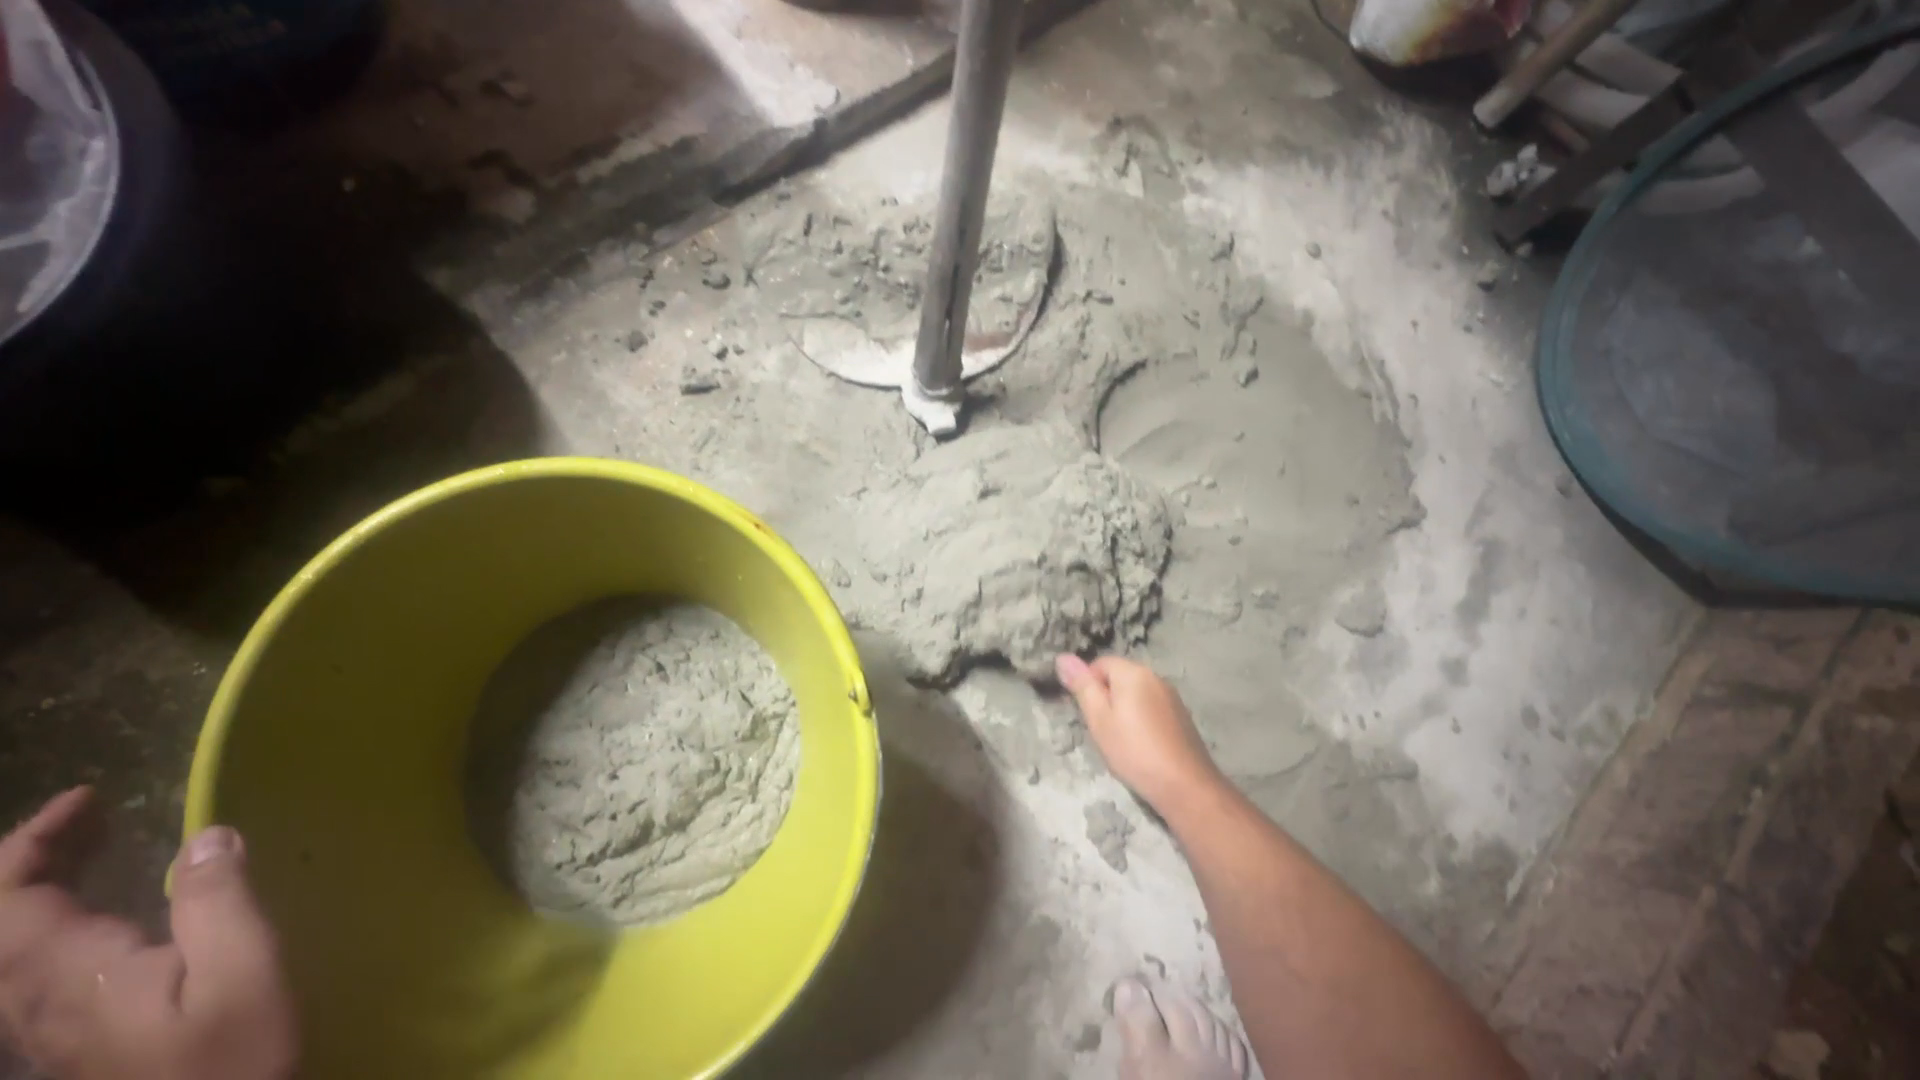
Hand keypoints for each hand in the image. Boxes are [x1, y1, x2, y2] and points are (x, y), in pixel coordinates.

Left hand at [0, 788, 296, 1079]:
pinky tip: (103, 920)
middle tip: (95, 817)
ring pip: (8, 950)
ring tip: (96, 852)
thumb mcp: (241, 971)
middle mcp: (37, 1001)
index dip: (33, 841)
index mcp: (71, 974)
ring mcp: (46, 1029)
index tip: (89, 798)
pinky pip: (30, 972)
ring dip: (37, 892)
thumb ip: (216, 900)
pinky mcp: (71, 1043)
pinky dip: (51, 926)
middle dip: (33, 860)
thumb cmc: (230, 1055)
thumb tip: (207, 834)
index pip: (8, 898)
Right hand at [1056, 655, 1223, 813]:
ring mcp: (1172, 697)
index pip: (1100, 663)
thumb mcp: (1099, 719)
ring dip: (1124, 710)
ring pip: (1136, 694)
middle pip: (1120, 677)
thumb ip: (1082, 686)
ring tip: (1121, 740)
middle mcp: (1155, 677)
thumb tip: (1063, 657)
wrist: (1184, 784)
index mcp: (1134, 672)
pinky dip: (1142, 720)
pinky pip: (1152, 707)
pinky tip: (1142, 745)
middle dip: (1107, 698)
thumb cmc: (1134, 750)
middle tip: (1102, 729)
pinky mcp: (1181, 716)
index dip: (1088, 685)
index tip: (1088, 713)